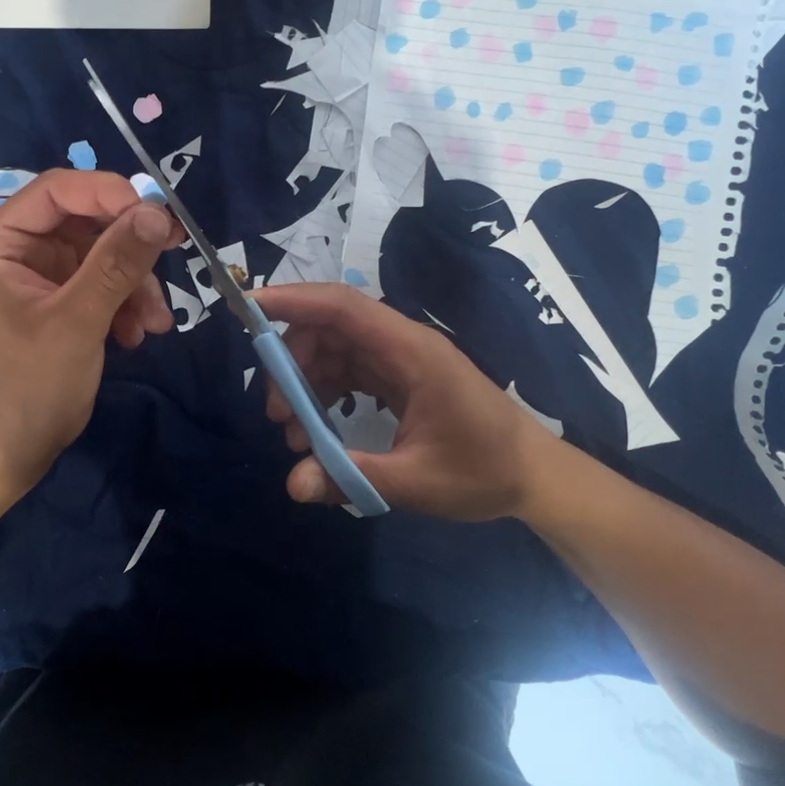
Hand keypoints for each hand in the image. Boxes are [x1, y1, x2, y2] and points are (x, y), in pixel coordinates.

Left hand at [0, 170, 182, 493]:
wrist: (19, 447)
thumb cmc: (34, 385)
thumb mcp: (78, 321)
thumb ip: (116, 264)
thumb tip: (157, 212)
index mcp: (0, 242)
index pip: (58, 190)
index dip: (109, 193)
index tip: (157, 213)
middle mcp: (18, 248)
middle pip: (86, 218)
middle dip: (130, 243)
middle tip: (176, 249)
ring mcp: (40, 272)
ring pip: (103, 250)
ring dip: (135, 281)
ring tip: (156, 321)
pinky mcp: (61, 296)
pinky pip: (103, 278)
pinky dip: (126, 300)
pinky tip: (139, 334)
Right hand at [248, 282, 562, 522]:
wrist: (536, 477)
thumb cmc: (484, 471)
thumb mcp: (416, 482)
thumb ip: (352, 477)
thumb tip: (292, 484)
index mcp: (411, 353)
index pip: (343, 308)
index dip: (294, 300)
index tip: (249, 307)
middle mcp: (403, 345)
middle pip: (330, 327)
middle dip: (291, 361)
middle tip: (275, 413)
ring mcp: (401, 360)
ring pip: (335, 348)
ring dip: (304, 381)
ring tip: (293, 434)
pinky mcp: (400, 377)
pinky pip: (349, 368)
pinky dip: (324, 391)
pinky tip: (316, 428)